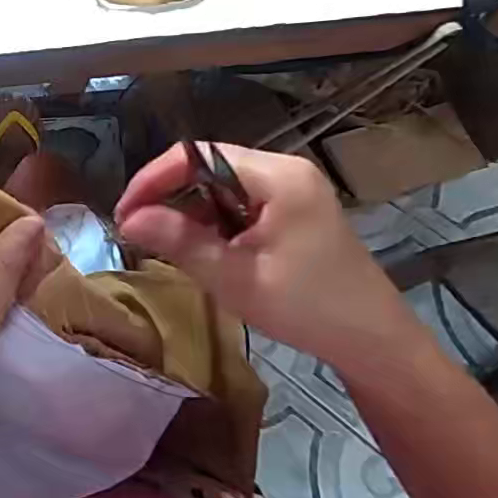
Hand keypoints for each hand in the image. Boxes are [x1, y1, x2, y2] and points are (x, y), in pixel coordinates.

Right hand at [115, 144, 426, 375]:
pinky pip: (238, 202)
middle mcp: (284, 170)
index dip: (154, 179)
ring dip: (188, 209)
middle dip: (168, 194)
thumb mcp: (233, 276)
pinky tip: (201, 248)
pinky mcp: (292, 209)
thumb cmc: (306, 308)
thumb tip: (128, 219)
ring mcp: (291, 189)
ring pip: (220, 185)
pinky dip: (212, 221)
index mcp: (277, 176)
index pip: (198, 156)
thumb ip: (180, 240)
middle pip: (208, 166)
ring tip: (163, 241)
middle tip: (136, 228)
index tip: (125, 212)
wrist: (372, 341)